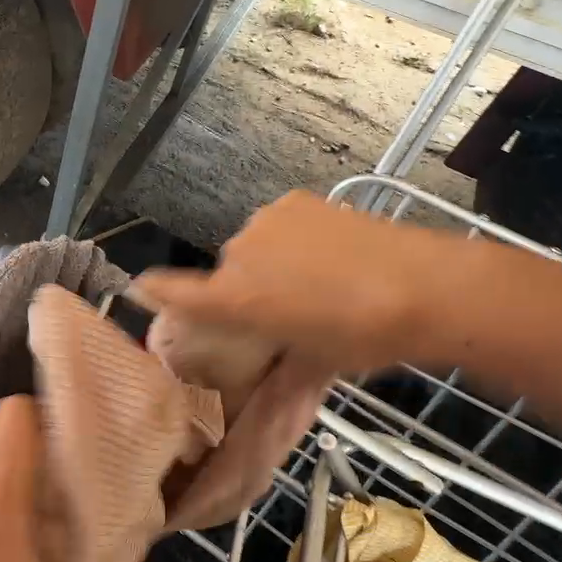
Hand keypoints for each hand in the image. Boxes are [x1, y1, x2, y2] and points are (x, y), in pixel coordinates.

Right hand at [127, 190, 459, 373]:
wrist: (423, 287)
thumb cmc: (366, 339)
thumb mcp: (313, 360)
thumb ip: (273, 351)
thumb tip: (262, 354)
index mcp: (236, 300)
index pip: (174, 292)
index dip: (153, 291)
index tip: (138, 288)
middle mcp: (237, 256)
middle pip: (227, 272)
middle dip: (246, 288)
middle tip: (284, 310)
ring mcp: (264, 223)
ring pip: (254, 246)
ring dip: (270, 261)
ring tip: (318, 279)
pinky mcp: (293, 201)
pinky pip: (278, 224)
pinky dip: (291, 236)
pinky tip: (329, 251)